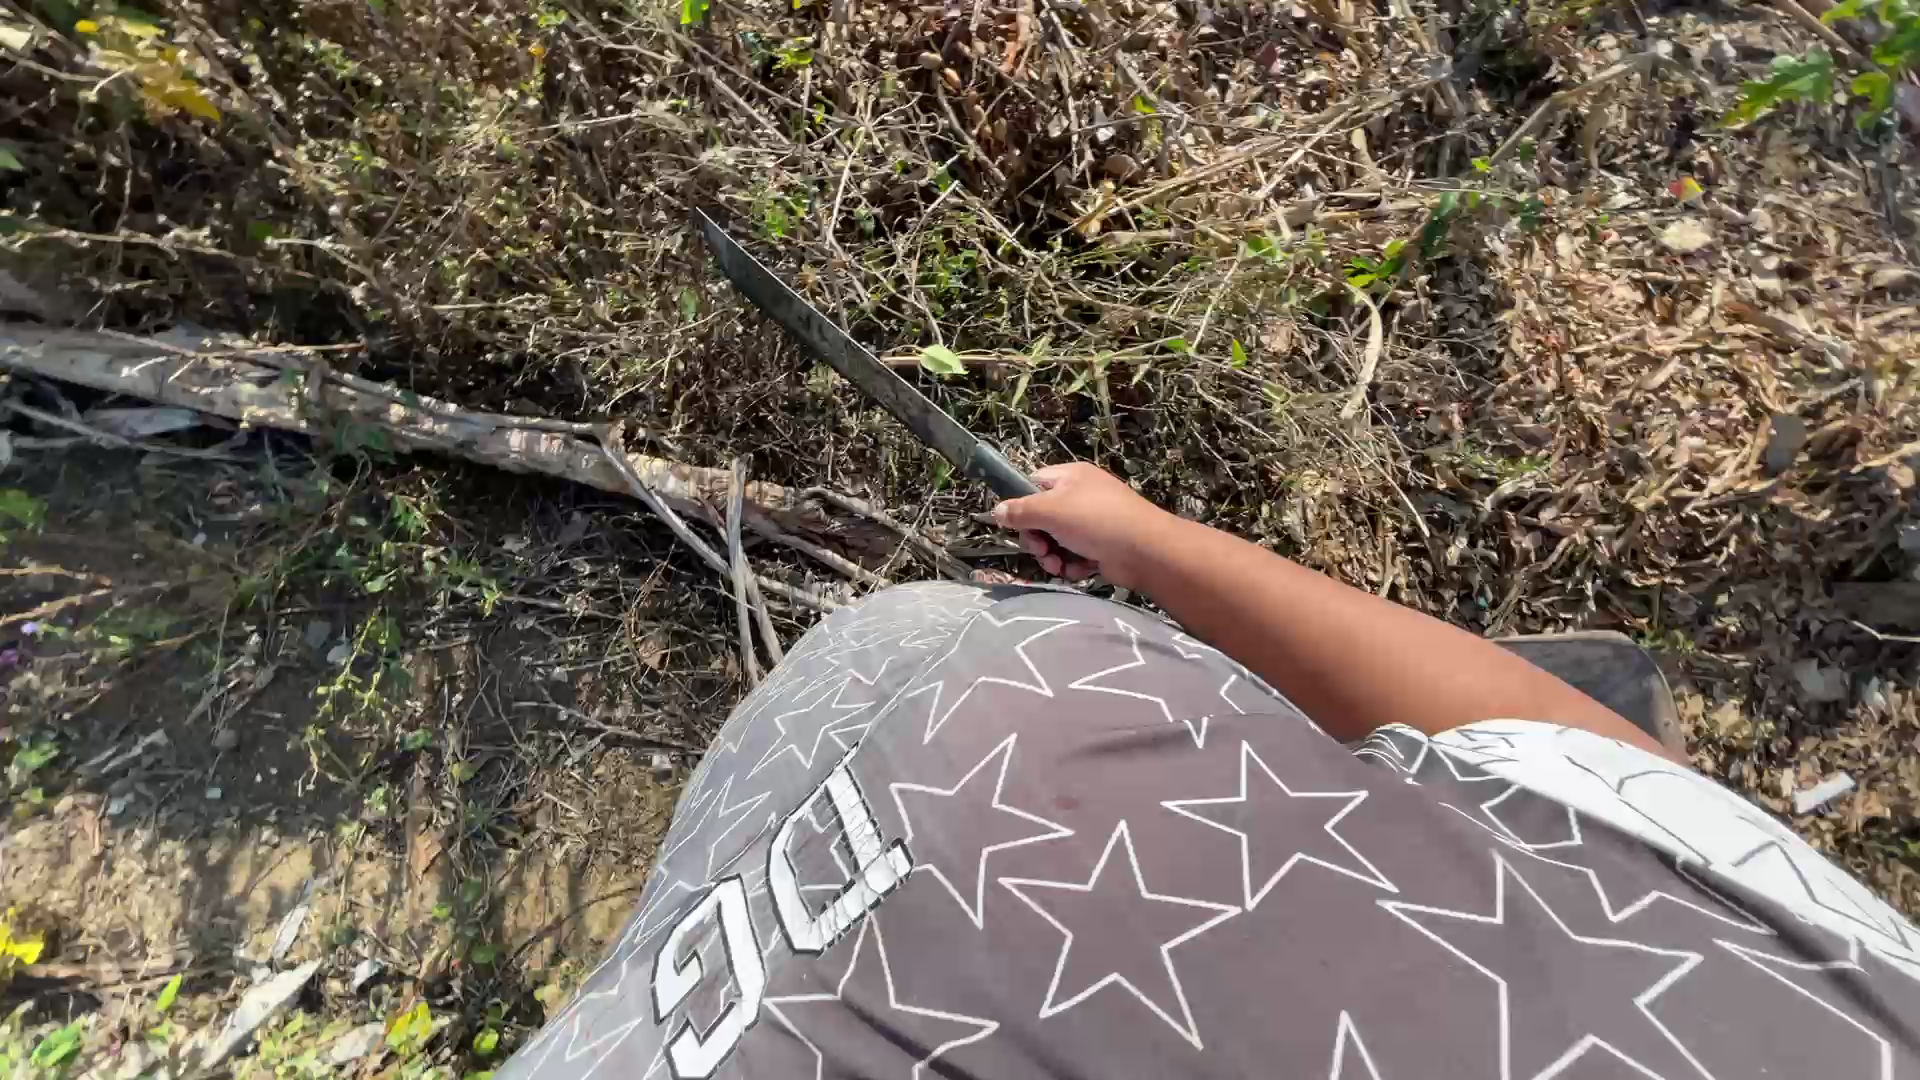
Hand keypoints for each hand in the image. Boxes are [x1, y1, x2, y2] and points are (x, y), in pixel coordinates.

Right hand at [990, 463, 1176, 587]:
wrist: (1145, 551)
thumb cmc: (1096, 521)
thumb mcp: (1051, 510)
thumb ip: (1021, 511)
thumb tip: (996, 511)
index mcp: (1070, 477)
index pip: (1033, 484)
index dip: (1020, 504)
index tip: (1015, 524)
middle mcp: (1080, 496)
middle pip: (1041, 517)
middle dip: (1037, 538)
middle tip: (1041, 550)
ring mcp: (1091, 522)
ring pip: (1056, 539)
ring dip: (1051, 555)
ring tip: (1057, 566)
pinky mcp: (1100, 546)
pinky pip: (1074, 554)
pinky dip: (1071, 564)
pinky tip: (1076, 571)